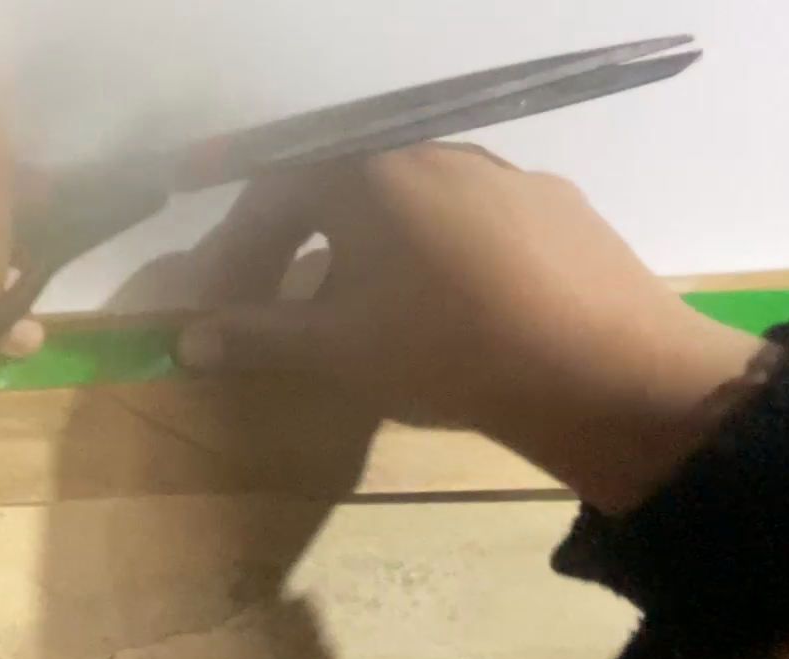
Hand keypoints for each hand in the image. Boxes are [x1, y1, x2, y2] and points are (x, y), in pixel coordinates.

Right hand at [180, 145, 767, 512]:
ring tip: (343, 303)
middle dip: (285, 240)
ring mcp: (500, 176)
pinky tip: (424, 302)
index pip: (273, 192)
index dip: (234, 243)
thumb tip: (185, 342)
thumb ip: (250, 337)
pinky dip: (411, 249)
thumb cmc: (439, 350)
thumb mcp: (328, 348)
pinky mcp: (548, 206)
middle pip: (332, 189)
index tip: (221, 292)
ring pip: (394, 202)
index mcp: (371, 179)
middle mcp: (434, 157)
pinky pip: (453, 216)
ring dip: (347, 246)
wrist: (602, 371)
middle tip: (267, 295)